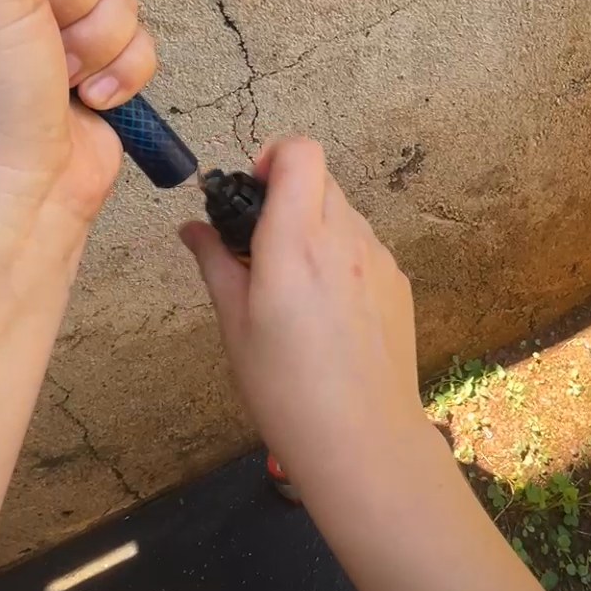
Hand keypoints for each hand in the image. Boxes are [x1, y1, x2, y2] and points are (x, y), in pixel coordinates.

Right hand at [179, 138, 424, 498]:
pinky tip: (330, 309)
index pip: (300, 151)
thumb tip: (192, 229)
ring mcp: (379, 257)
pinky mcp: (398, 279)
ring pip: (343, 211)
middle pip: (321, 177)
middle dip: (288, 195)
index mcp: (297, 241)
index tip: (253, 189)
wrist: (363, 438)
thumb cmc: (287, 389)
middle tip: (263, 244)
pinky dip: (342, 255)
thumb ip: (214, 262)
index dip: (273, 155)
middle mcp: (345, 237)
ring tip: (296, 287)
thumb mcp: (234, 325)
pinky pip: (364, 245)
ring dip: (316, 226)